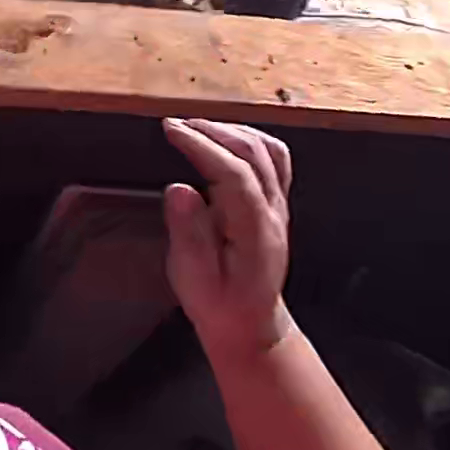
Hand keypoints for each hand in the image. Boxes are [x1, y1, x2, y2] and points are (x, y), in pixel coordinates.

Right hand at [161, 118, 296, 365]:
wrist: (249, 324)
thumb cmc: (218, 303)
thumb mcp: (194, 276)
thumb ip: (187, 233)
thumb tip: (178, 189)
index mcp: (254, 230)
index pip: (234, 173)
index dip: (202, 146)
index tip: (170, 130)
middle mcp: (273, 212)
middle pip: (254, 154)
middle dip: (212, 131)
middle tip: (174, 125)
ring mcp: (279, 206)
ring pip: (268, 151)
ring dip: (230, 130)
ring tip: (194, 127)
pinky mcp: (275, 202)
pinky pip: (272, 158)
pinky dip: (246, 138)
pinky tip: (221, 138)